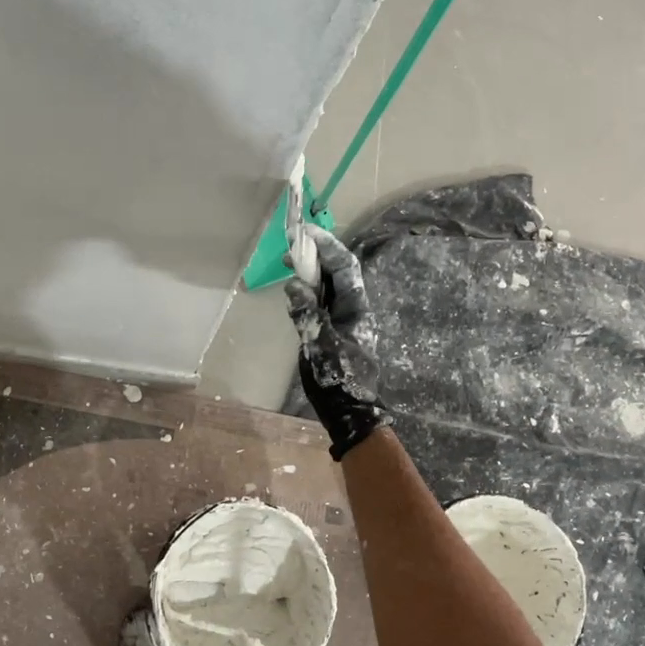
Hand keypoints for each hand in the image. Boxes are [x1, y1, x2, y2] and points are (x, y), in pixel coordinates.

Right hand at [284, 226, 390, 459]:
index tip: (305, 232)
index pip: (344, 266)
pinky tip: (293, 293)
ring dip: (310, 271)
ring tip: (288, 264)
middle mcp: (352, 308)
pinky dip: (307, 291)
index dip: (327, 245)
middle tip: (290, 247)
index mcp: (356, 308)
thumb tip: (295, 284)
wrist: (350, 413)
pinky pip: (321, 302)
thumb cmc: (340, 380)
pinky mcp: (334, 330)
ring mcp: (344, 320)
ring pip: (329, 286)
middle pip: (337, 271)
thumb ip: (307, 313)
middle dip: (316, 254)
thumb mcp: (320, 345)